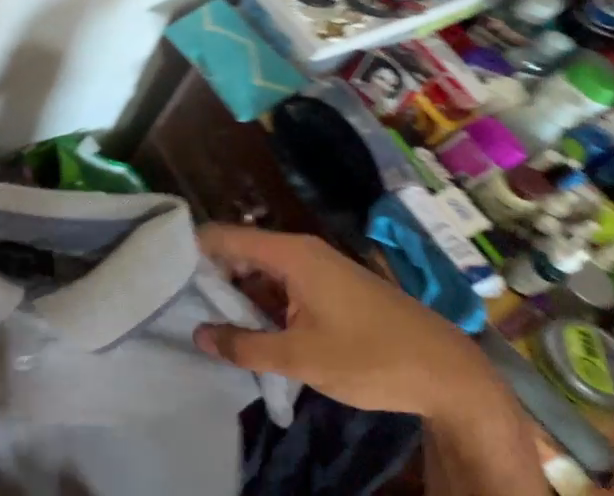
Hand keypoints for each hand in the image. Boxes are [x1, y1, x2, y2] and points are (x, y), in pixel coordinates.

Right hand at [192, 224, 503, 423]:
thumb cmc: (372, 358)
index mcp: (289, 254)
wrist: (452, 376)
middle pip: (238, 253)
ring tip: (214, 326)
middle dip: (211, 279)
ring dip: (239, 297)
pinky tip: (255, 334)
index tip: (161, 275)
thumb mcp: (301, 359)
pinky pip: (283, 287)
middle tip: (184, 308)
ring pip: (261, 273)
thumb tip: (198, 335)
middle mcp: (301, 251)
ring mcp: (319, 269)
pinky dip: (264, 305)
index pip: (220, 237)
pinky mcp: (332, 289)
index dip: (188, 251)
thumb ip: (244, 346)